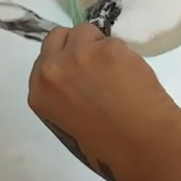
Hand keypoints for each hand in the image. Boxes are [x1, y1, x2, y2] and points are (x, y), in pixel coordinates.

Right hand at [28, 23, 180, 180]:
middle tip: (96, 63)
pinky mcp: (108, 47)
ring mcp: (79, 55)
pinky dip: (123, 55)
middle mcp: (53, 69)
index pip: (45, 59)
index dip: (63, 60)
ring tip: (117, 71)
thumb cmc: (106, 148)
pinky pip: (114, 40)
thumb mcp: (68, 123)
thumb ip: (63, 94)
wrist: (141, 146)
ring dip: (100, 46)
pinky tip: (132, 76)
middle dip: (76, 45)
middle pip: (58, 37)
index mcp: (39, 92)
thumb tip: (78, 78)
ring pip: (87, 31)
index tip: (79, 69)